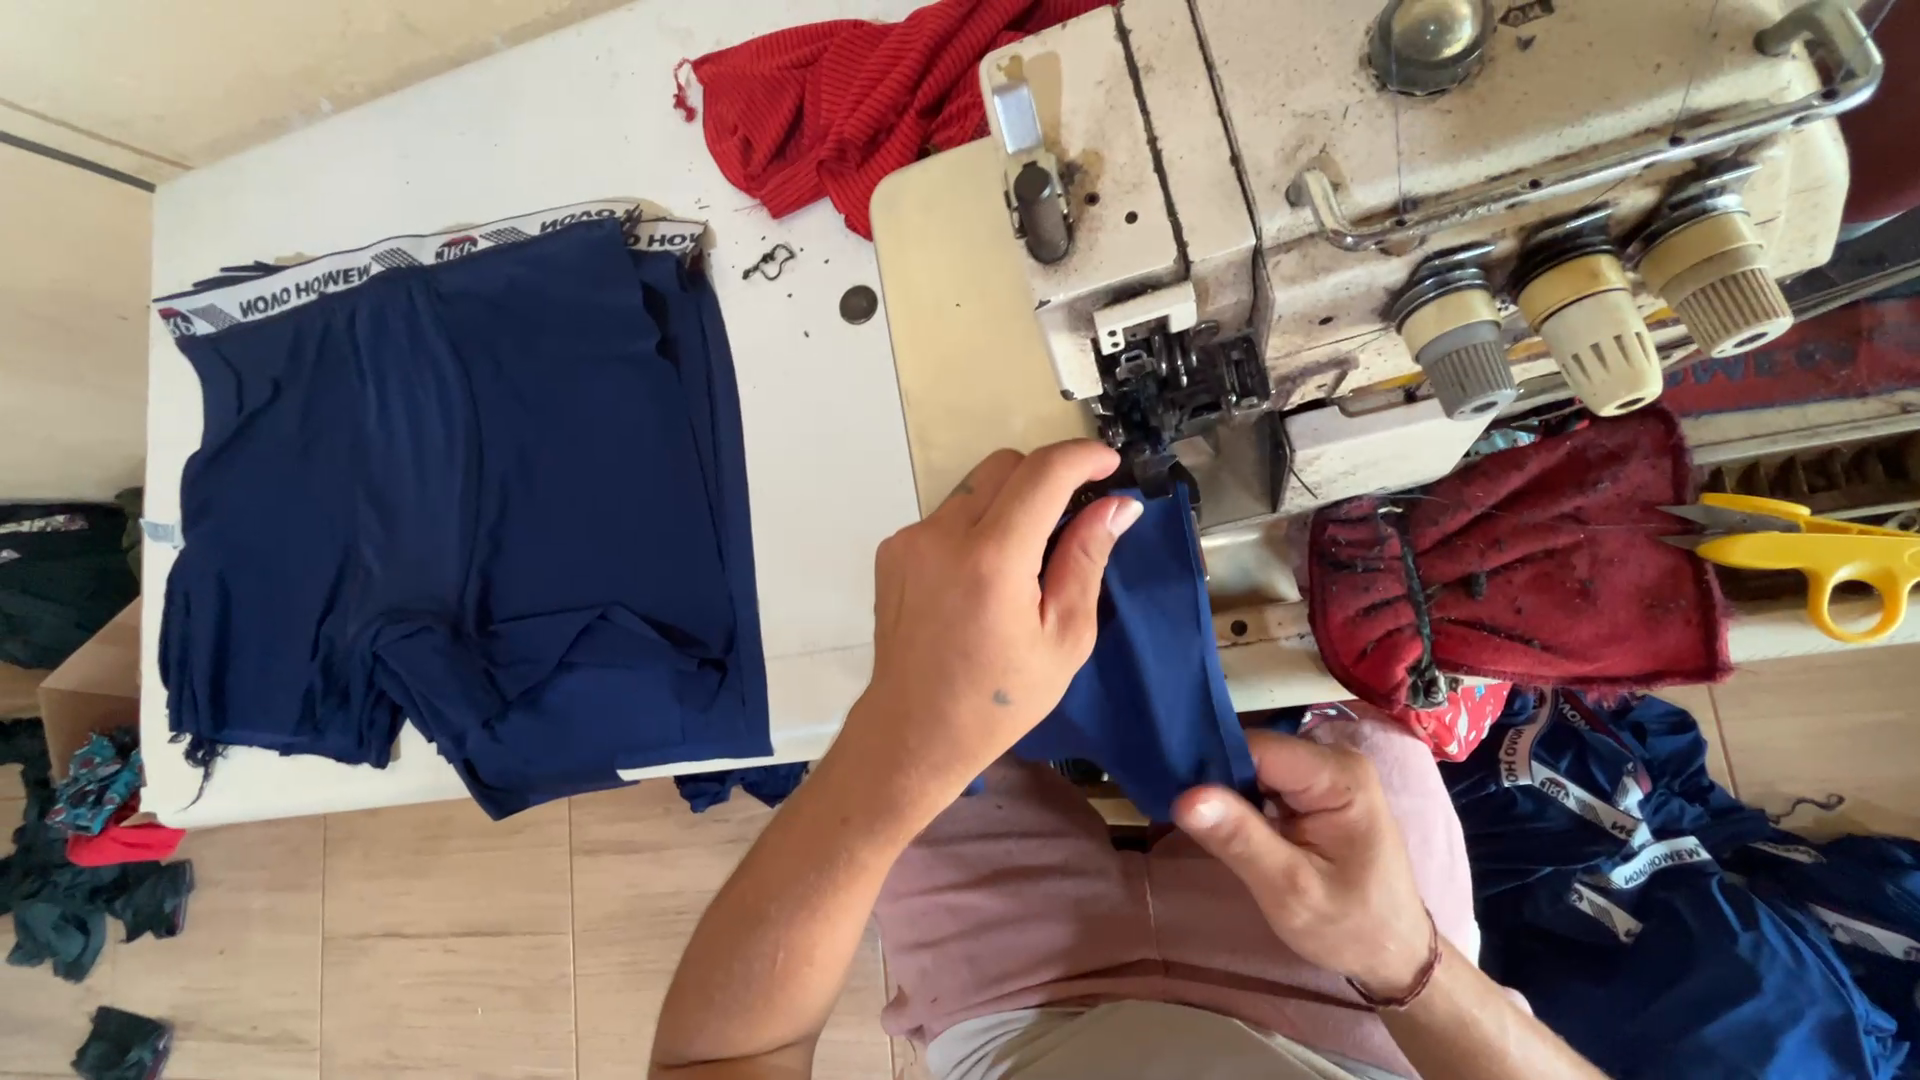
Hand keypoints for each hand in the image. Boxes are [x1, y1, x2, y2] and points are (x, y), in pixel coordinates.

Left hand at [843, 440, 1141, 796]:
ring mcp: (910, 540)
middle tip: (1069, 520)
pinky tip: (980, 578)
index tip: (1108, 464)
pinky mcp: (892, 551)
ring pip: (973, 488)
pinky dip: (974, 527)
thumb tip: (1117, 506)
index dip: (1082, 457)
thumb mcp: (1065, 637)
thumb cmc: (999, 698)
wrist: (915, 729)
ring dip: (1008, 504)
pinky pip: (945, 515)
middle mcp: (942, 536)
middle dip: (1045, 478)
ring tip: (1022, 562)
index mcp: (992, 560)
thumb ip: (1087, 559)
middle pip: (1004, 465)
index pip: (1042, 473)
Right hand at [1173, 730, 1434, 998]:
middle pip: (1253, 751)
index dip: (1213, 766)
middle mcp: (1334, 759)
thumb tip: (1185, 797)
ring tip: (1205, 823)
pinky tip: (1229, 824)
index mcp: (1339, 775)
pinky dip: (1240, 799)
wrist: (1393, 955)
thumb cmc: (1349, 927)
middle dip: (1218, 780)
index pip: (1255, 748)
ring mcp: (1326, 771)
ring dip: (1226, 791)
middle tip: (1189, 819)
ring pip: (1253, 763)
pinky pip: (1263, 777)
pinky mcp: (1315, 786)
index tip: (1179, 797)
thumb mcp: (1289, 891)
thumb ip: (1239, 839)